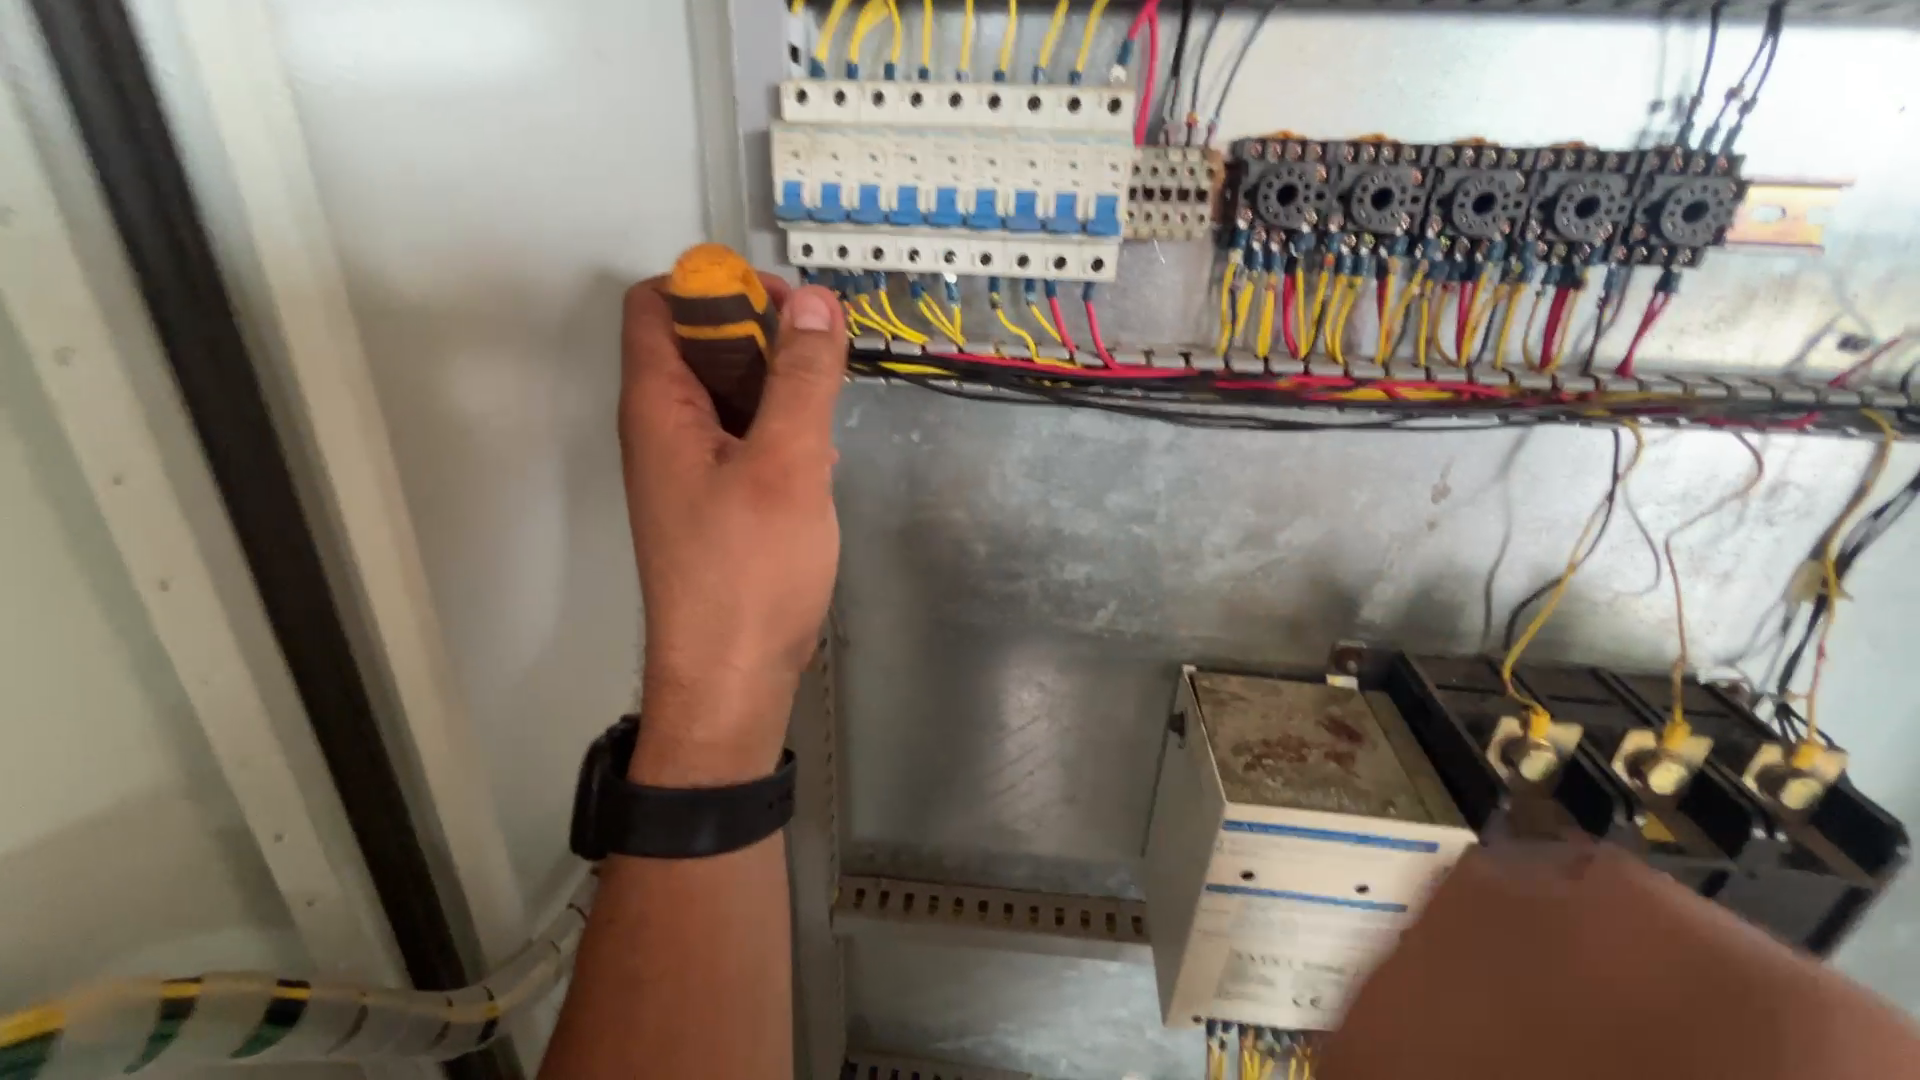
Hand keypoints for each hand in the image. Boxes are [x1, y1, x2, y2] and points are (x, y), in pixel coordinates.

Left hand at [618, 276, 846, 783]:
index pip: (657, 304)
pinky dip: (779, 427)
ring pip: (727, 391)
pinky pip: (743, 437)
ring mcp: (689, 467)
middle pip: (696, 342)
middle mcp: (662, 428)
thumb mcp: (786, 465)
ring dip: (776, 382)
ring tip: (827, 404)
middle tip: (821, 356)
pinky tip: (819, 454)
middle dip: (759, 332)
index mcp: (658, 405)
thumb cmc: (749, 570)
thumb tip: (816, 301)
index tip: (784, 306)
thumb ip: (801, 379)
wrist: (731, 677)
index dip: (714, 286)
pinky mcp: (717, 500)